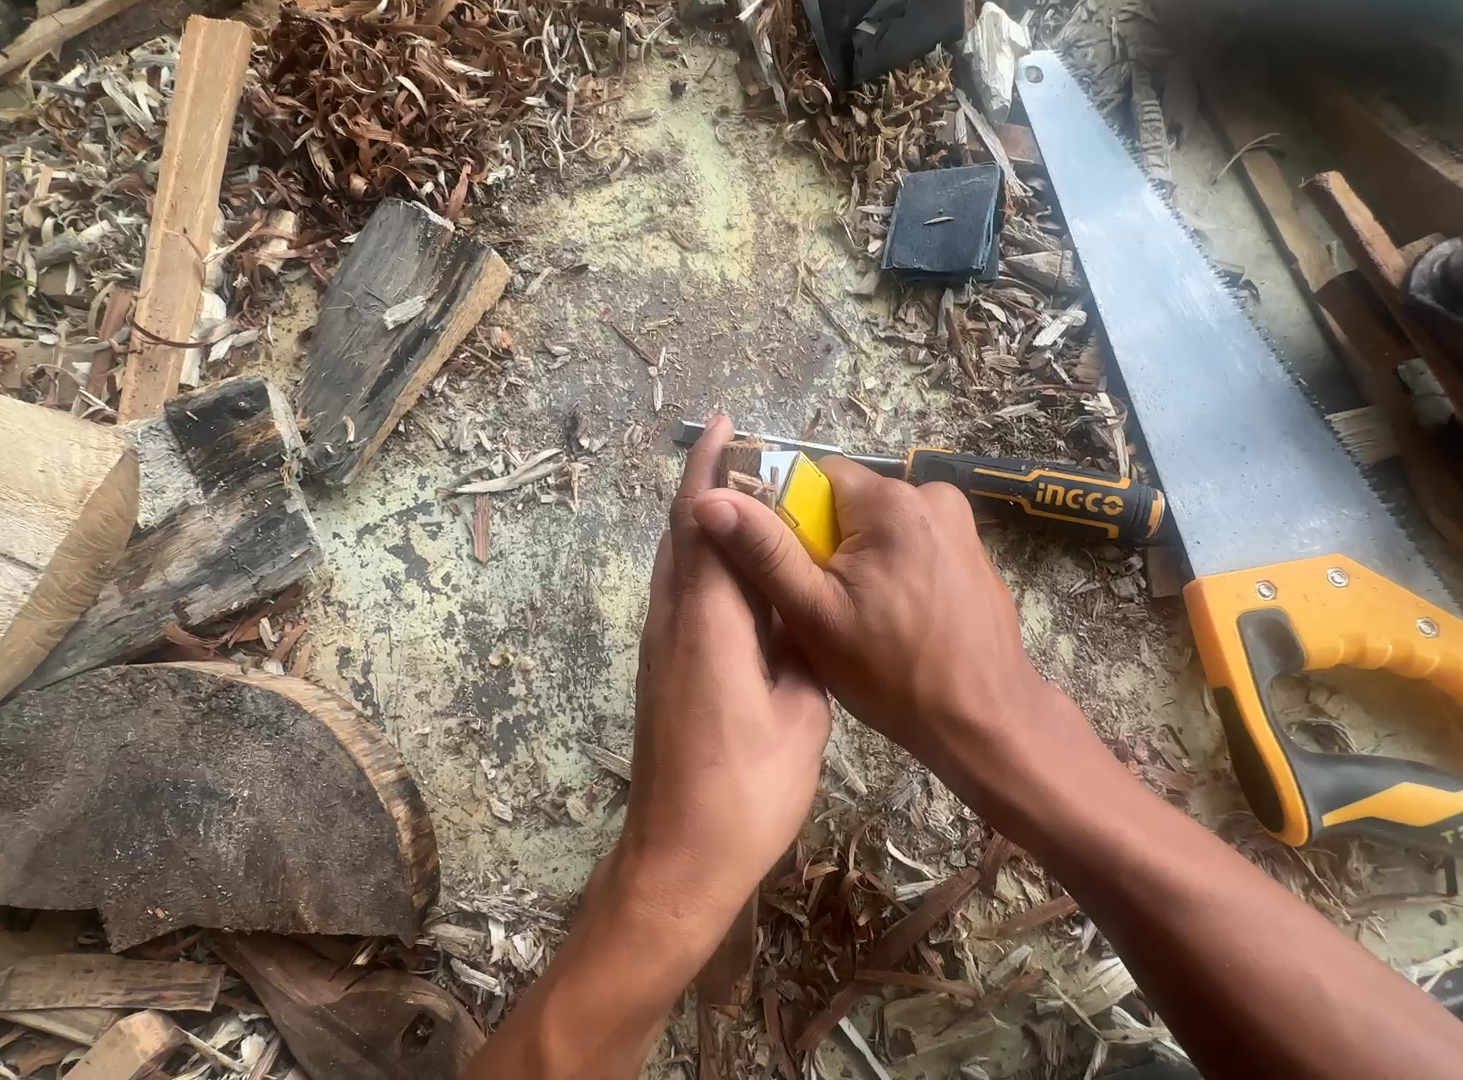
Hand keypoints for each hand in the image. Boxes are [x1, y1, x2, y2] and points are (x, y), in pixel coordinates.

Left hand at [618, 417, 831, 913]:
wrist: (679, 856)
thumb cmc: (748, 793)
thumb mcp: (800, 718)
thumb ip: (801, 656)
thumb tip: (802, 619)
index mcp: (710, 625)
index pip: (706, 526)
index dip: (713, 471)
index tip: (727, 426)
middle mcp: (673, 622)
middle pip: (680, 533)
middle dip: (705, 483)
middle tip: (744, 449)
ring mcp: (660, 646)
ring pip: (675, 562)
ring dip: (701, 521)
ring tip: (745, 494)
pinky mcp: (660, 668)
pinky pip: (680, 594)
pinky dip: (702, 561)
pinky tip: (737, 569)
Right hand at [691, 456, 1057, 771]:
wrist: (985, 720)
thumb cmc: (893, 673)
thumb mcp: (814, 614)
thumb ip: (763, 551)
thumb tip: (708, 499)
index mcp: (891, 501)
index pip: (815, 477)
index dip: (792, 520)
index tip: (795, 572)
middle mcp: (932, 494)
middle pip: (849, 502)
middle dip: (828, 545)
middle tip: (827, 605)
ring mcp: (960, 522)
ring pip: (879, 525)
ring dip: (860, 559)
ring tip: (863, 617)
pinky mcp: (973, 550)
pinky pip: (912, 542)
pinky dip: (894, 569)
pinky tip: (897, 617)